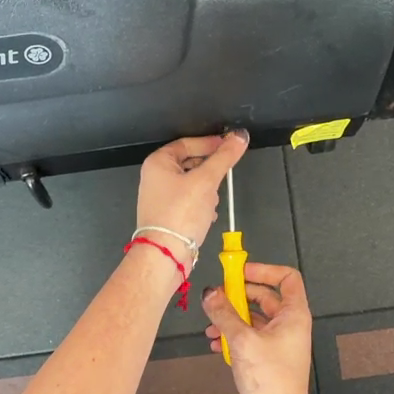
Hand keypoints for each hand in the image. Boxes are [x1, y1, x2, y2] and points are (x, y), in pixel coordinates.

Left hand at [137, 131, 248, 258]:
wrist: (165, 255)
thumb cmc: (178, 217)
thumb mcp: (206, 181)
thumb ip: (224, 158)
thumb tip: (238, 138)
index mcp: (158, 163)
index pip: (188, 143)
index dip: (210, 143)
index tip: (229, 145)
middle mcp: (155, 178)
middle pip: (190, 164)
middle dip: (209, 172)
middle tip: (224, 174)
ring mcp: (160, 198)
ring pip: (192, 184)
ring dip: (207, 191)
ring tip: (213, 200)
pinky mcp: (168, 215)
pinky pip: (189, 202)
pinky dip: (201, 206)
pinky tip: (208, 214)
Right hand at [203, 262, 315, 393]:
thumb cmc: (269, 379)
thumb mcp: (242, 341)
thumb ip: (224, 314)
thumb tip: (209, 293)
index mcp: (294, 315)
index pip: (287, 278)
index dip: (264, 270)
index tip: (239, 271)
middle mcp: (290, 326)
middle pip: (265, 298)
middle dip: (239, 296)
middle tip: (216, 298)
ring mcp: (280, 344)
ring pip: (254, 320)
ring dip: (232, 319)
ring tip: (210, 327)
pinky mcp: (268, 360)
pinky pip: (250, 339)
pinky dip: (233, 337)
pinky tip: (216, 345)